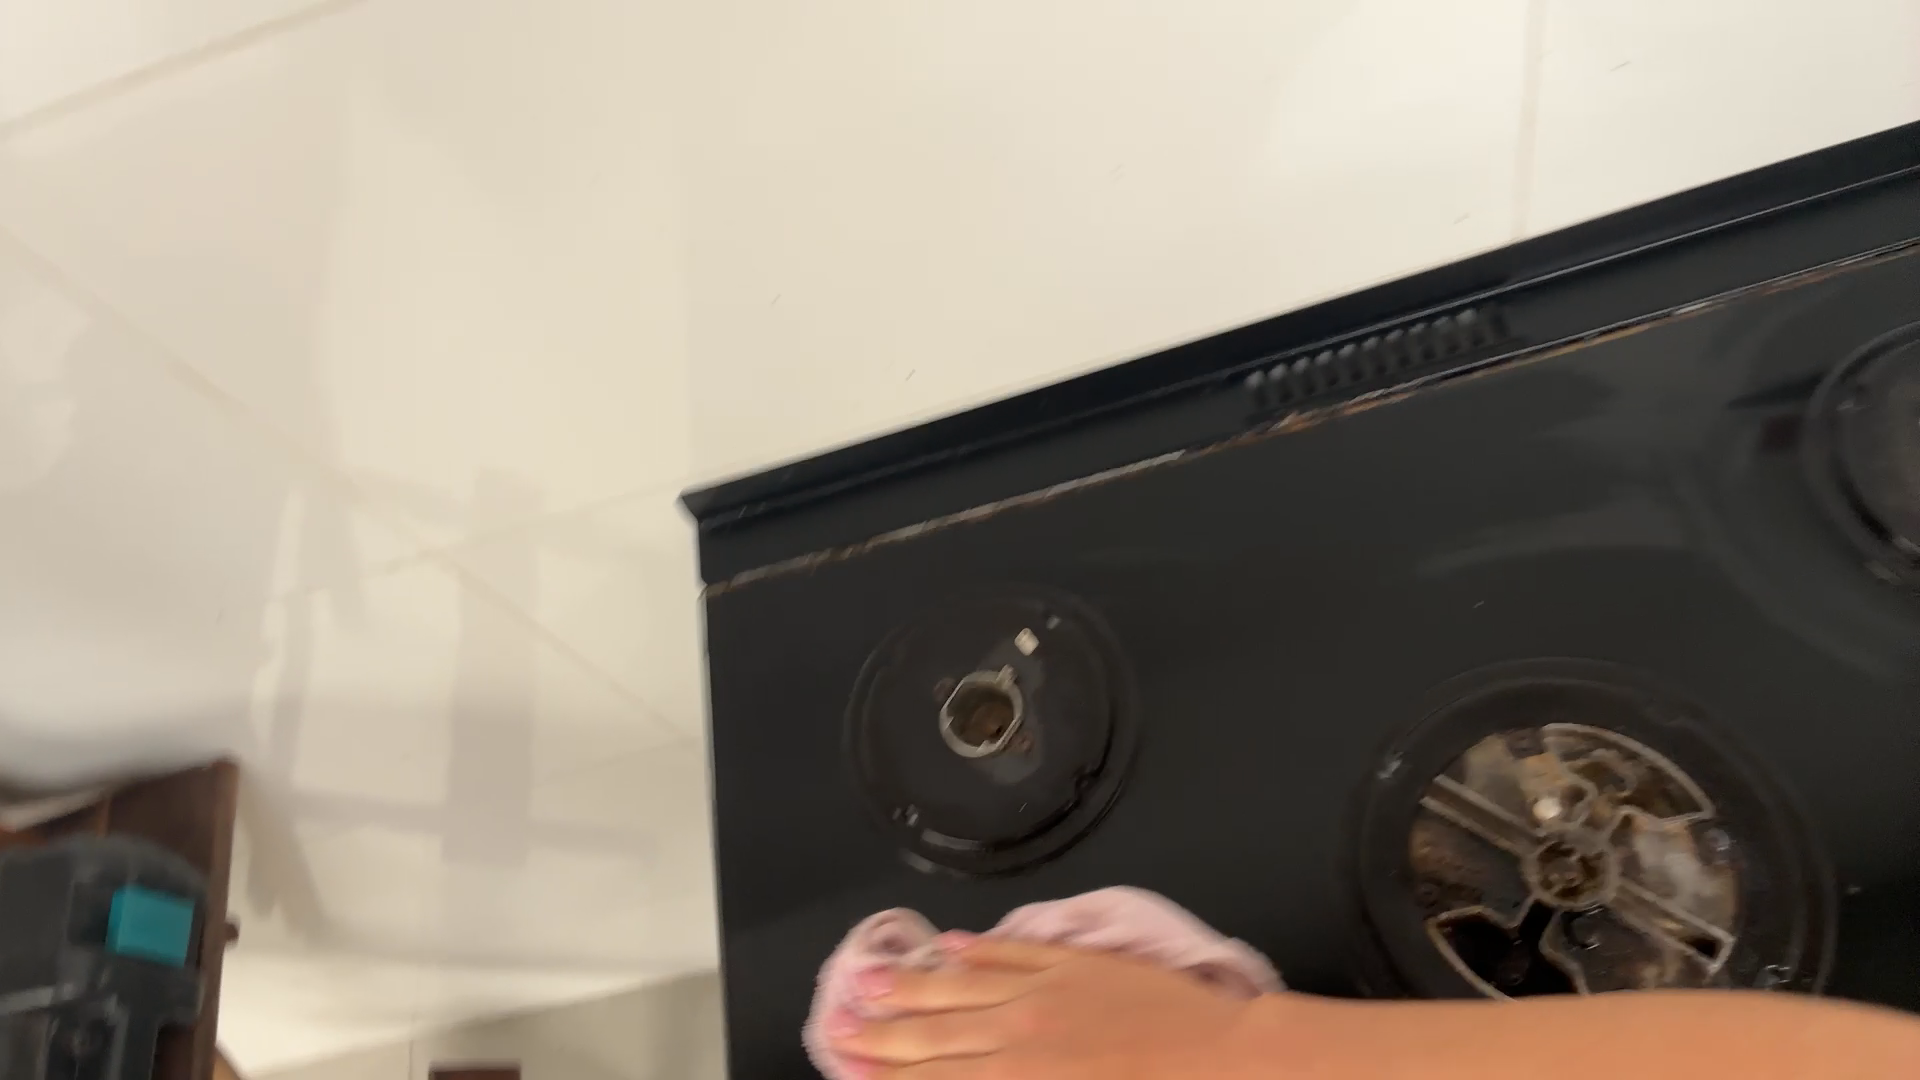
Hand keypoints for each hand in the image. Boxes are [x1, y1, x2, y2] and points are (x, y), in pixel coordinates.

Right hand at [826, 936, 1266, 1078]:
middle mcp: (1021, 1032)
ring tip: (870, 976)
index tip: (848, 1060)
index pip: (937, 1076)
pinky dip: (977, 949)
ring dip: (913, 984)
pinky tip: (949, 943)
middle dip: (883, 1029)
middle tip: (839, 1019)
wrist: (1223, 1062)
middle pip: (936, 1031)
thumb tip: (965, 1072)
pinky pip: (1011, 952)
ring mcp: (1044, 990)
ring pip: (962, 986)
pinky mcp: (1071, 963)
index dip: (888, 1070)